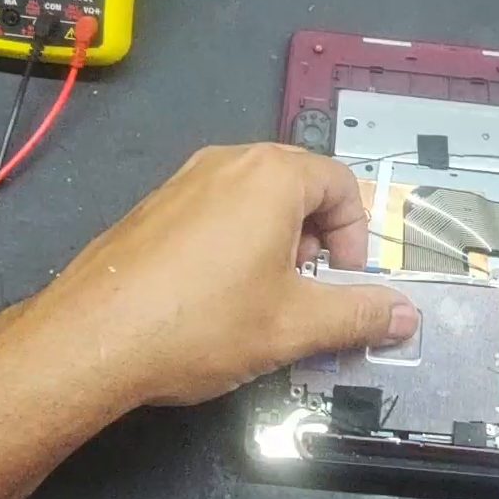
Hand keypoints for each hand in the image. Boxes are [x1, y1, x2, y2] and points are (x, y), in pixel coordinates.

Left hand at [28, 144, 417, 406]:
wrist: (91, 338)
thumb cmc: (205, 322)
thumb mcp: (295, 325)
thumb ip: (359, 314)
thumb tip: (407, 315)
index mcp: (273, 174)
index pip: (341, 183)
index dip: (355, 235)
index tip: (343, 282)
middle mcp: (230, 160)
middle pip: (300, 183)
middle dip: (318, 236)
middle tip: (307, 289)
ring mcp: (186, 177)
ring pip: (256, 195)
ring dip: (279, 238)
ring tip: (263, 294)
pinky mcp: (156, 202)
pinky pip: (216, 206)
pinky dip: (237, 237)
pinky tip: (216, 291)